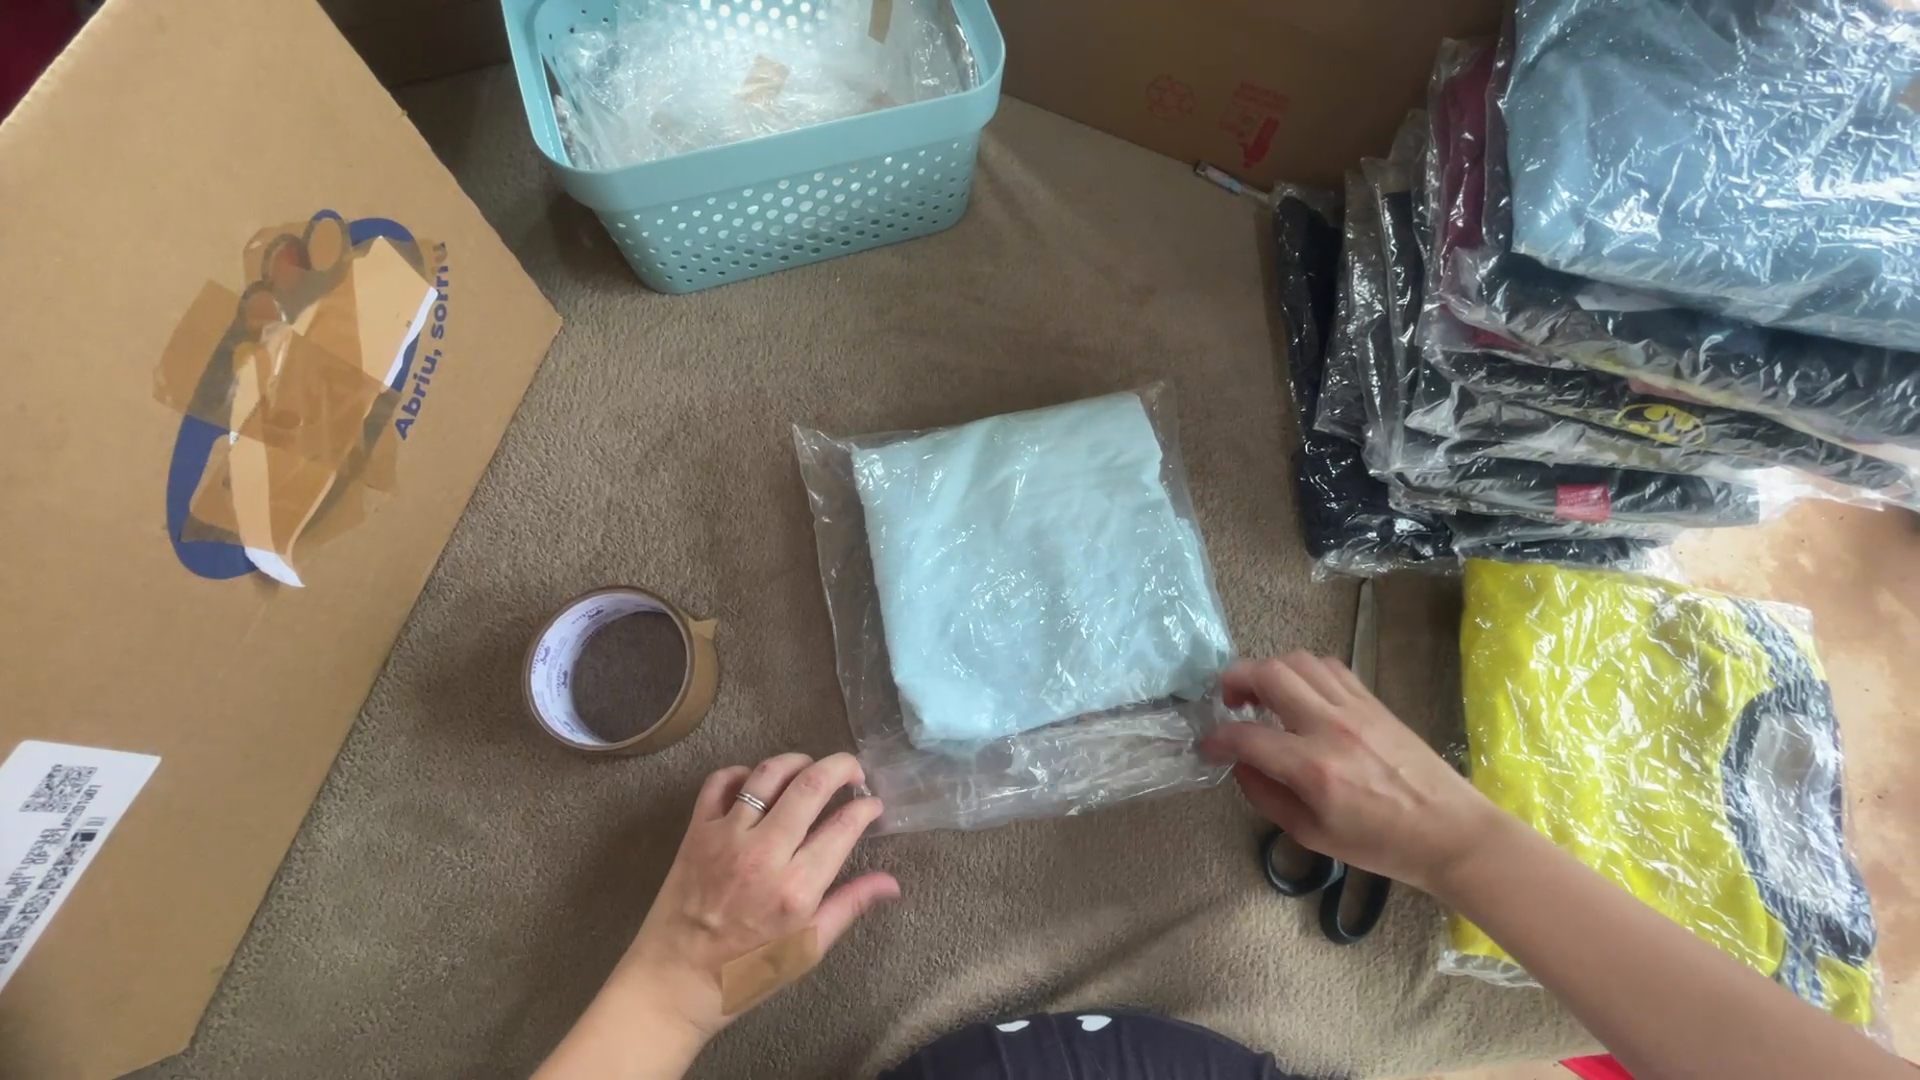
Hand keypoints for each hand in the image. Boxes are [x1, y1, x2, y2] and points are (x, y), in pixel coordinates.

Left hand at [614, 753, 898, 1041]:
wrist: (672, 984)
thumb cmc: (746, 972)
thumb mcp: (807, 948)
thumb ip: (850, 905)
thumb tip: (893, 883)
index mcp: (797, 888)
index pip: (844, 826)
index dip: (866, 807)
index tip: (873, 804)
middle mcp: (764, 854)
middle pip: (812, 784)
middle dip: (842, 767)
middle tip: (853, 771)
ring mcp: (727, 837)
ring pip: (769, 773)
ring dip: (798, 761)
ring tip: (810, 769)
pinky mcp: (697, 830)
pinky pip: (721, 781)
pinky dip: (743, 772)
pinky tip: (758, 783)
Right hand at [1199, 653, 1502, 892]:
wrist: (1453, 834)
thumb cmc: (1382, 844)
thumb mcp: (1312, 835)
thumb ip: (1265, 797)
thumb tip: (1239, 765)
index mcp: (1314, 769)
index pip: (1246, 737)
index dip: (1217, 739)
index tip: (1208, 746)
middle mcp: (1331, 728)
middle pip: (1268, 675)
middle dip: (1235, 680)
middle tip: (1229, 700)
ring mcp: (1355, 709)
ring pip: (1297, 662)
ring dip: (1268, 670)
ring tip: (1261, 693)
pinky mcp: (1373, 701)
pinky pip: (1328, 667)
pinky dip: (1302, 671)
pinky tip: (1299, 692)